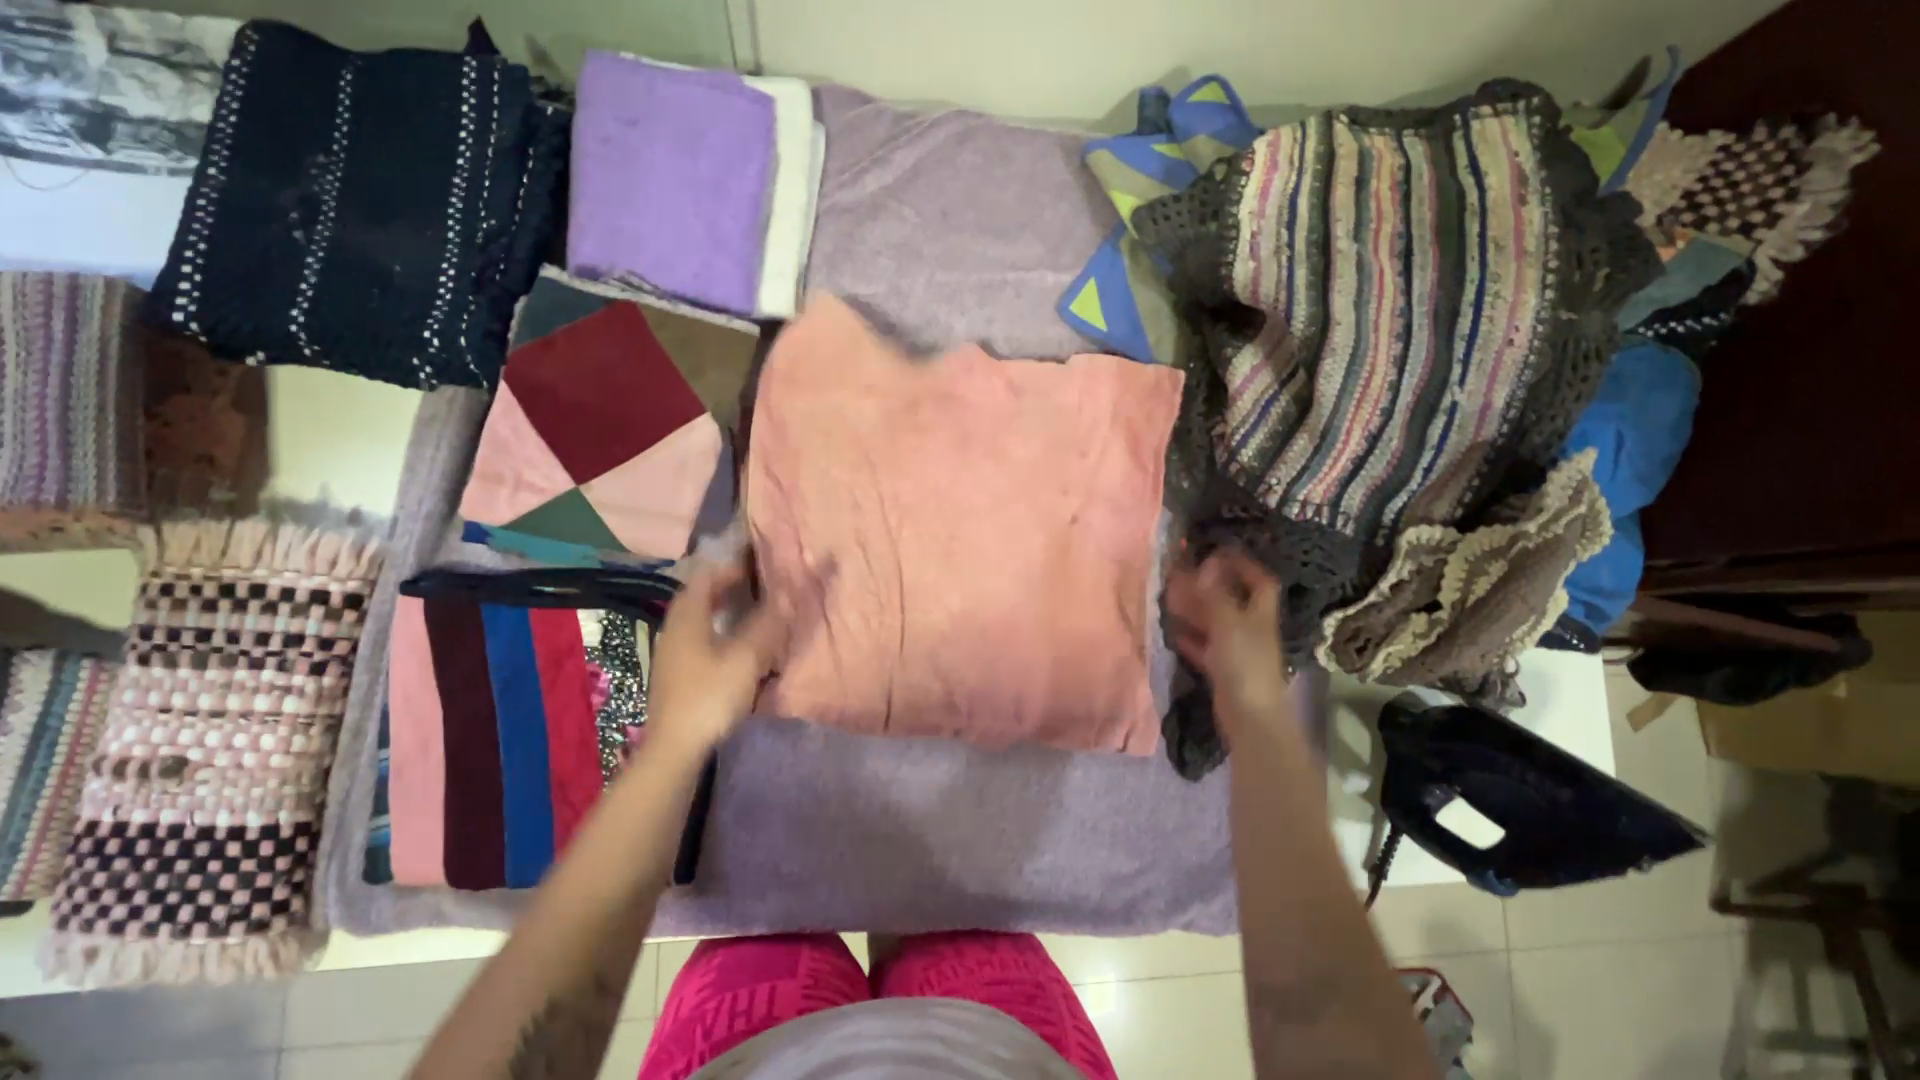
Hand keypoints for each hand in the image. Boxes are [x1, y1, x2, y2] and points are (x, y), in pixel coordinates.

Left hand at [644, 557, 788, 754]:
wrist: (675, 748)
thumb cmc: (710, 697)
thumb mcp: (746, 660)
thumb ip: (767, 626)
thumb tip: (787, 594)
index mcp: (688, 619)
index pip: (705, 578)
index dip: (729, 569)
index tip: (756, 568)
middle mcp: (674, 630)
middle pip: (697, 599)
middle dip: (724, 589)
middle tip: (755, 589)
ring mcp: (670, 655)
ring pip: (697, 622)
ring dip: (720, 613)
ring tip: (749, 616)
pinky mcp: (674, 676)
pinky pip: (696, 642)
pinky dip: (716, 635)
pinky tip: (734, 650)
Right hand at [1166, 548, 1294, 741]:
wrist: (1249, 716)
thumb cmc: (1244, 663)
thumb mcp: (1228, 622)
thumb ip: (1216, 594)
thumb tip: (1208, 563)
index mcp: (1260, 614)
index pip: (1259, 581)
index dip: (1244, 564)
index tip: (1220, 550)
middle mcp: (1251, 629)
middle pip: (1233, 601)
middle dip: (1211, 586)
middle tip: (1184, 573)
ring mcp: (1238, 651)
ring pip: (1216, 624)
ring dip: (1196, 611)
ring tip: (1171, 598)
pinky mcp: (1224, 671)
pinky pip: (1205, 648)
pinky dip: (1191, 638)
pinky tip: (1173, 632)